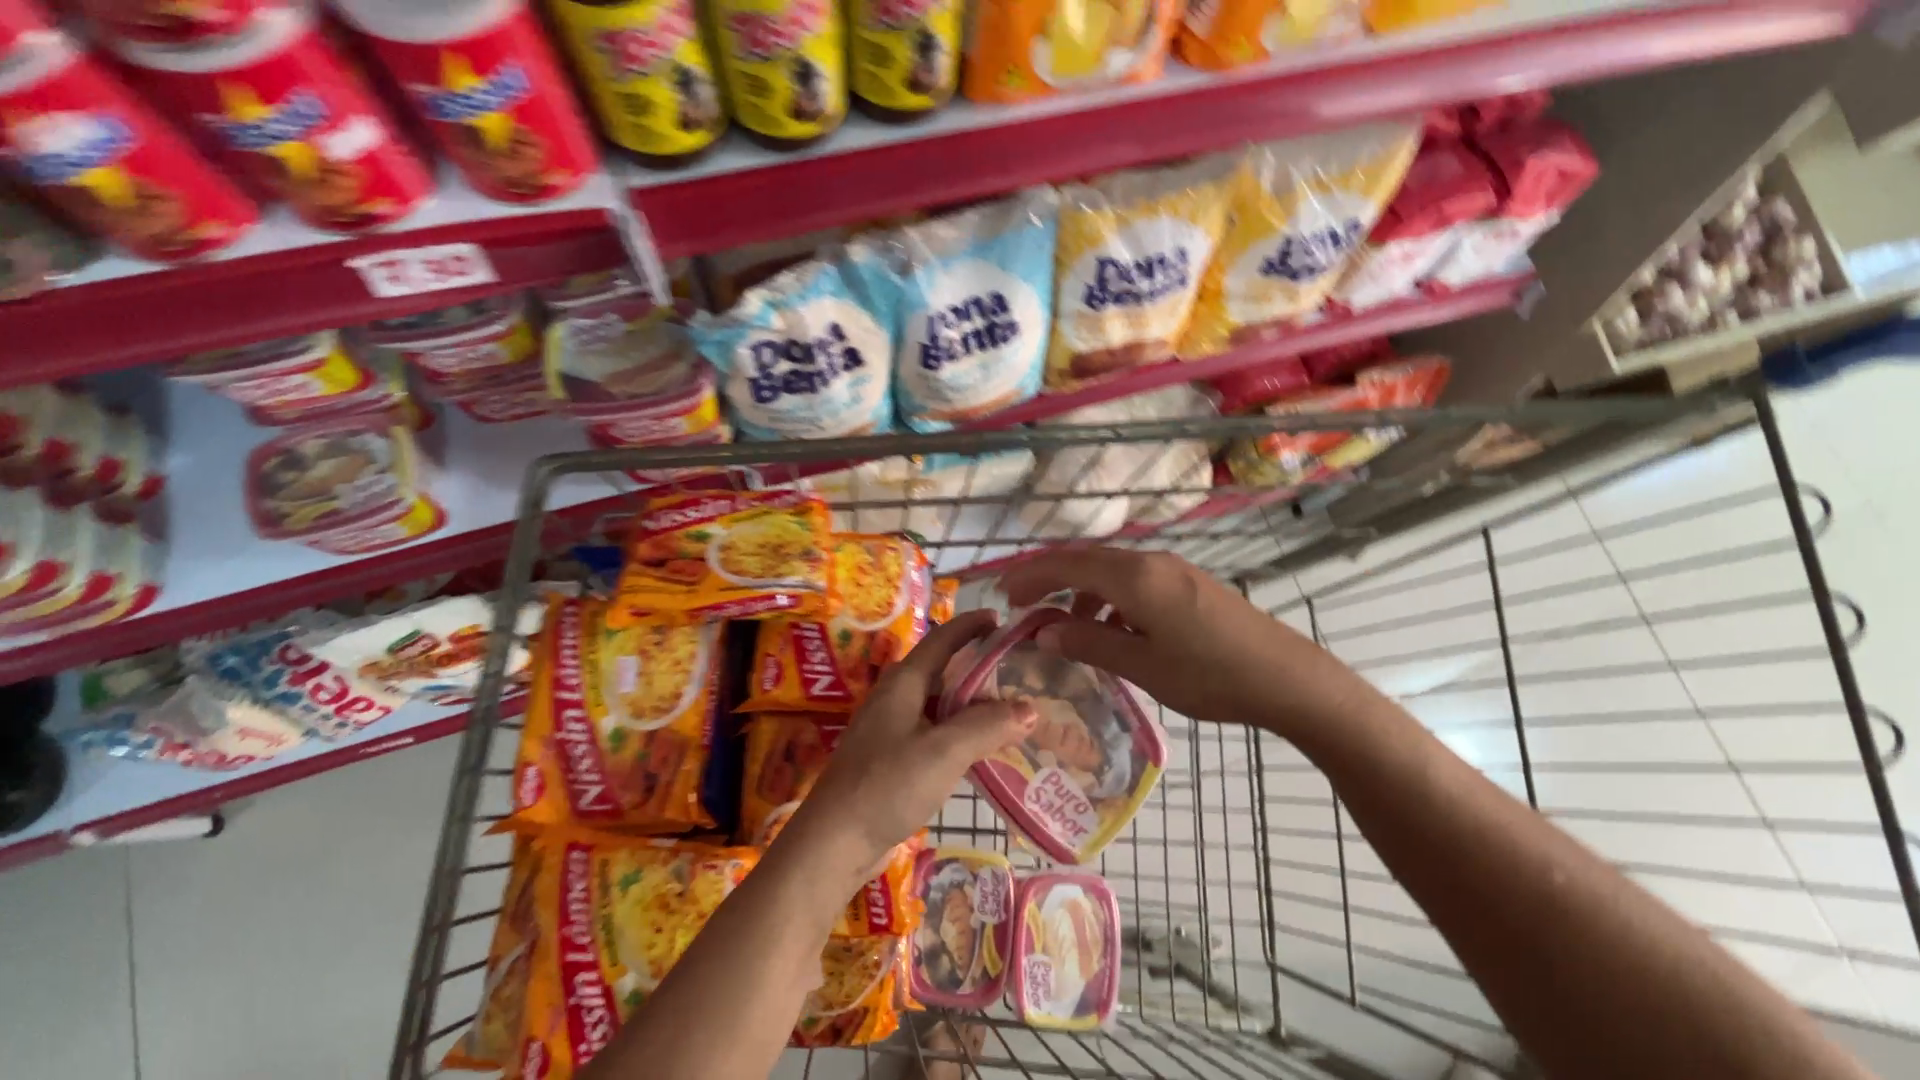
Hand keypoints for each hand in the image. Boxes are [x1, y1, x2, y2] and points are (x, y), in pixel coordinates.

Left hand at [781, 610, 1036, 888]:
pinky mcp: (891, 761)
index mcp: (903, 683)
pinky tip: (981, 753)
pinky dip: (960, 736)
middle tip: (1020, 682)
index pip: (942, 639)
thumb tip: (1030, 708)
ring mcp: (890, 731)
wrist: (835, 841)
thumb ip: (988, 725)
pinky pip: (933, 735)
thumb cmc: (888, 785)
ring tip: (1010, 718)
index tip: (1002, 619)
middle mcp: (895, 699)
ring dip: (972, 709)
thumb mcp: (944, 751)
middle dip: (979, 674)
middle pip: (943, 673)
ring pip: (939, 707)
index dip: (971, 626)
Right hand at [999, 548, 1371, 740]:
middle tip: (1021, 606)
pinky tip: (1114, 630)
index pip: (1066, 564)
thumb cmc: (1209, 675)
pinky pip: (1136, 582)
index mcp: (1134, 577)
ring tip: (1066, 627)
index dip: (1029, 576)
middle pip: (1087, 560)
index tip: (1001, 595)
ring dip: (1081, 592)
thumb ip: (1088, 643)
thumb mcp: (1142, 665)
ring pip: (1113, 571)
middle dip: (1050, 579)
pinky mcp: (1192, 586)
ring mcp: (1176, 571)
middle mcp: (1152, 562)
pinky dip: (1111, 599)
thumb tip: (1042, 632)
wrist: (1288, 678)